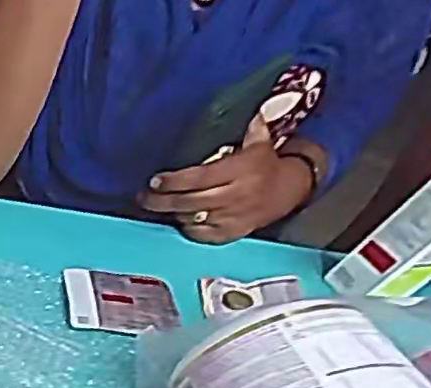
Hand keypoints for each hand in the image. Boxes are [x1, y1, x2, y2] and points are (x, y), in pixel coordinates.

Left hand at [139, 118, 315, 243]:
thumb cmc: (264, 166)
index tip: (154, 180)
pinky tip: (178, 217)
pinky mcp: (225, 235)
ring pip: (188, 218)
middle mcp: (235, 195)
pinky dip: (185, 226)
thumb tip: (245, 109)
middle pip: (187, 202)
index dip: (173, 181)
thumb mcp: (260, 144)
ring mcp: (229, 217)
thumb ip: (249, 130)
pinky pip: (196, 233)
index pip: (198, 178)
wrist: (287, 193)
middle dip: (160, 201)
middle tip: (143, 196)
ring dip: (171, 212)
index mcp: (242, 170)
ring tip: (157, 204)